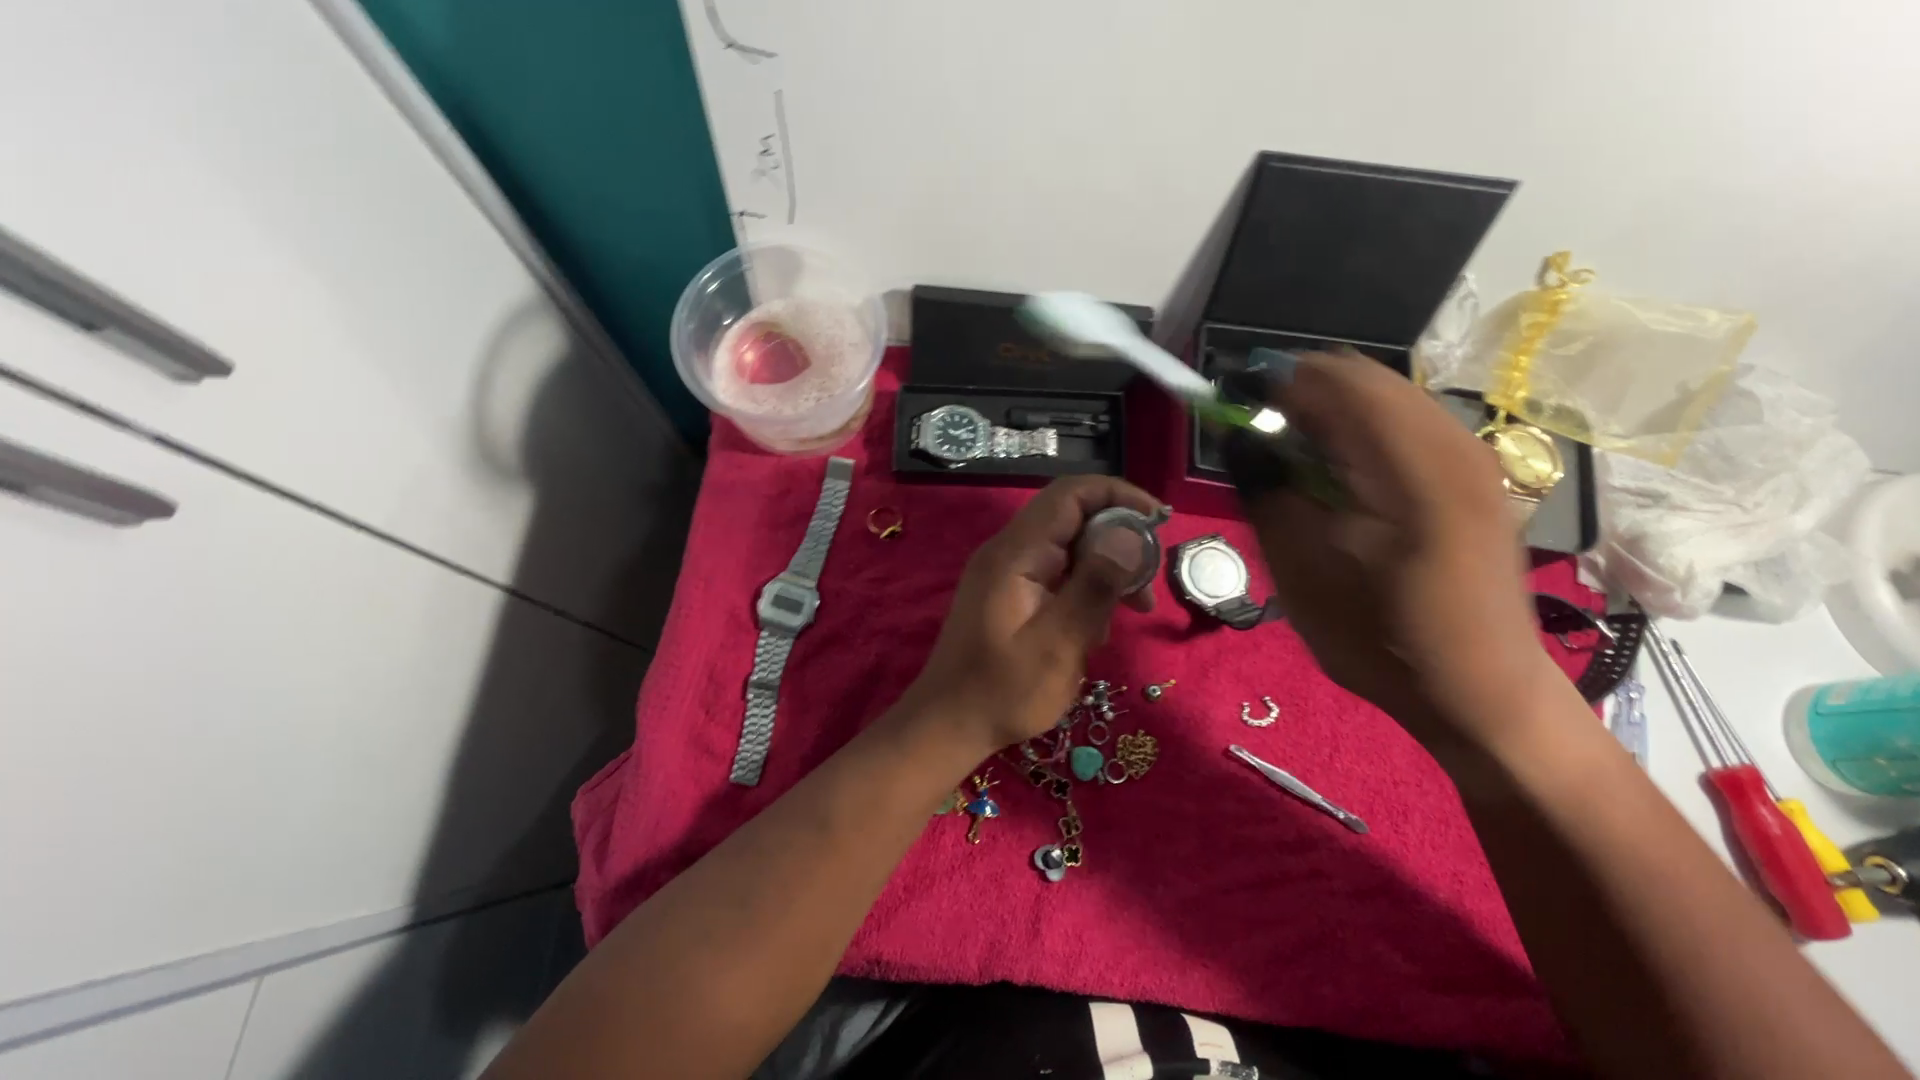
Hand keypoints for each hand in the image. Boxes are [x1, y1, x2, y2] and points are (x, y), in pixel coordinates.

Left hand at [905, 476, 1159, 753]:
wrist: (949, 725)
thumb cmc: (1004, 691)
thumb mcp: (1059, 643)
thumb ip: (1095, 586)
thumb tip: (1132, 533)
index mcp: (1016, 553)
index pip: (1071, 494)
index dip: (1119, 496)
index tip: (1158, 524)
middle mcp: (1009, 551)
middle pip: (1074, 518)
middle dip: (1119, 541)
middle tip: (1147, 585)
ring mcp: (1007, 572)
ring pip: (1070, 548)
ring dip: (1106, 571)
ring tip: (1131, 611)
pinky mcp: (1011, 594)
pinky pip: (1057, 574)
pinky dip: (1085, 591)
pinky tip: (1096, 629)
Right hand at [1223, 350, 1557, 757]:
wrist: (1481, 689)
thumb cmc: (1381, 640)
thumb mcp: (1301, 573)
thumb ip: (1267, 491)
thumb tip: (1242, 435)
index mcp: (1409, 464)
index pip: (1330, 378)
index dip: (1272, 385)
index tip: (1234, 415)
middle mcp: (1452, 440)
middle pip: (1361, 375)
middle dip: (1302, 396)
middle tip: (1264, 442)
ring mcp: (1474, 454)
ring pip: (1387, 394)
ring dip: (1333, 412)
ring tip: (1300, 462)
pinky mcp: (1478, 473)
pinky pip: (1410, 420)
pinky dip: (1366, 430)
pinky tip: (1346, 478)